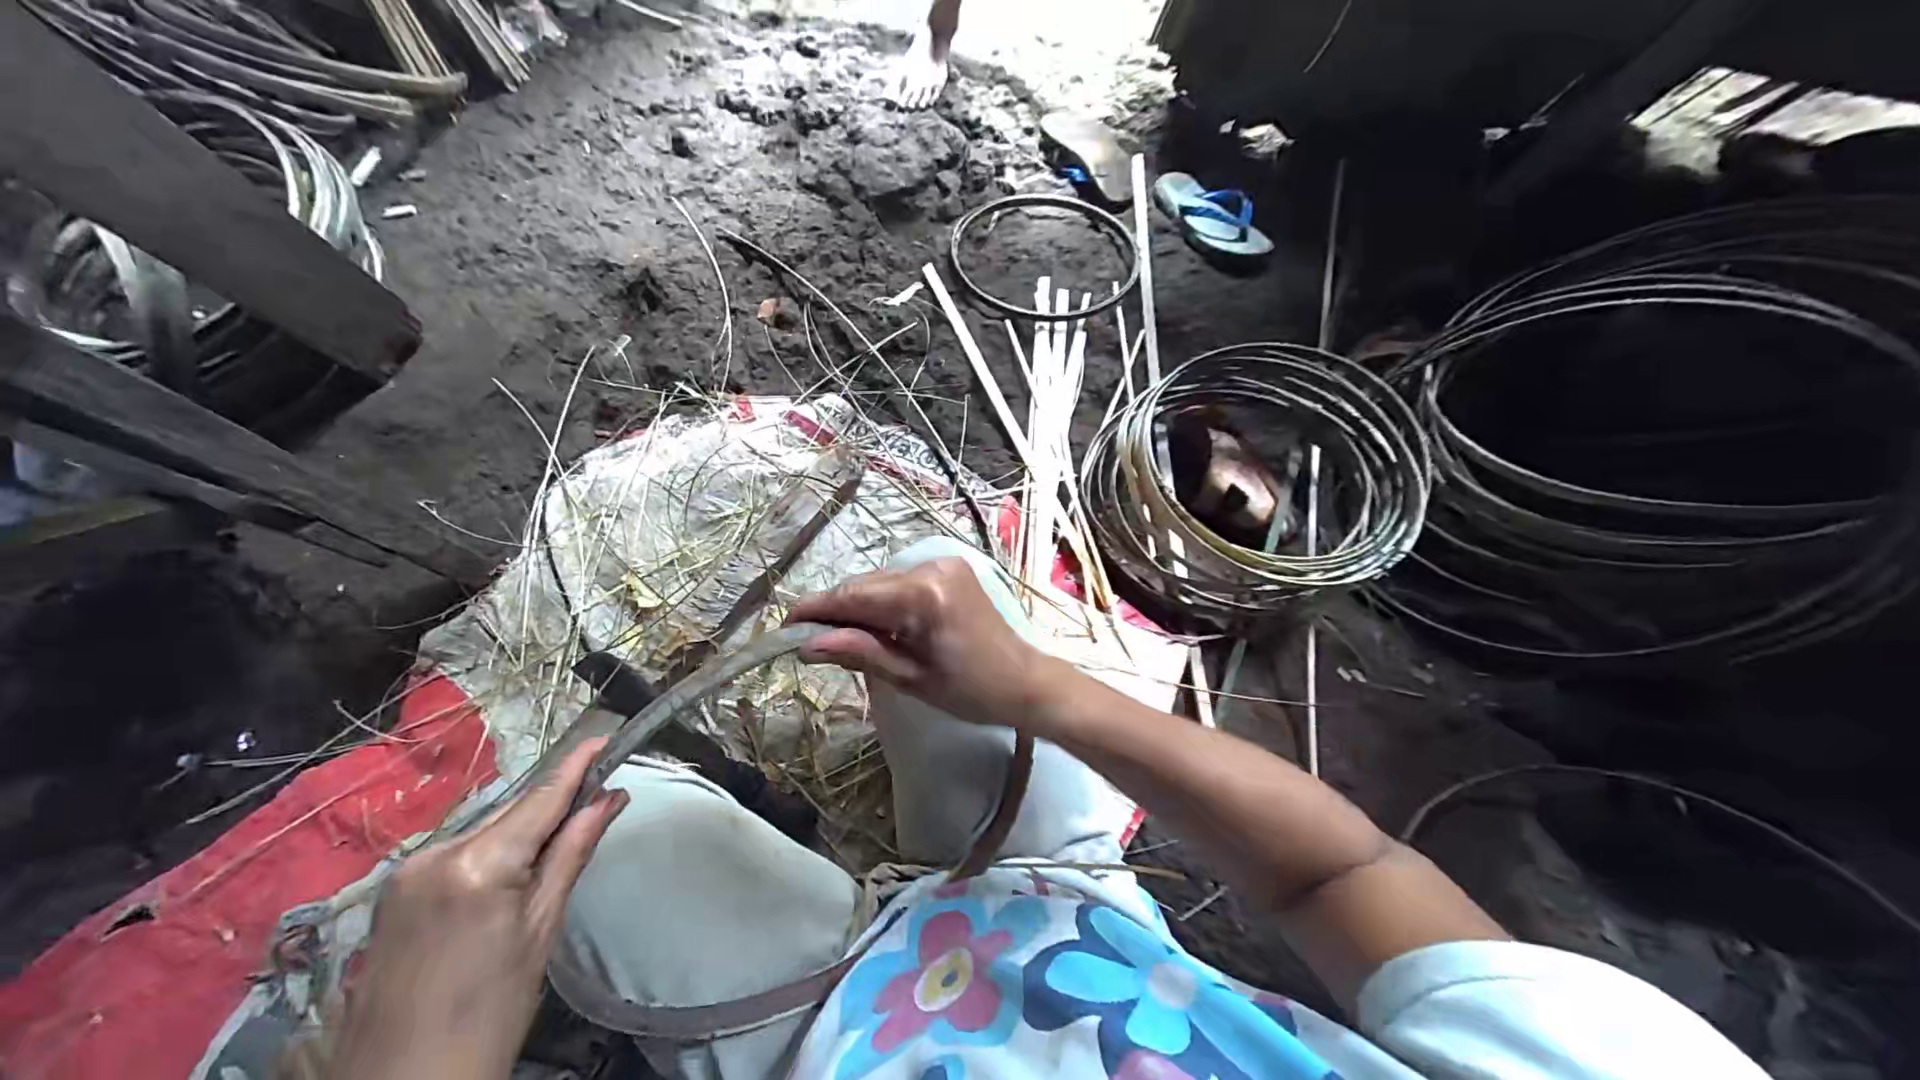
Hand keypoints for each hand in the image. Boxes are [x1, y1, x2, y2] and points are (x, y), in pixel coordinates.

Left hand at [325, 739, 628, 1079]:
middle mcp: (434, 854)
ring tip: (562, 840)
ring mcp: (406, 872)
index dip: (577, 765)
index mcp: (476, 865)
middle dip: (554, 803)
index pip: (540, 798)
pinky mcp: (394, 892)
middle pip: (512, 812)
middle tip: (600, 797)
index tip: (605, 735)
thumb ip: (573, 853)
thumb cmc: (488, 1015)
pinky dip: (495, 849)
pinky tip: (515, 869)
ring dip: (525, 828)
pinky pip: (460, 851)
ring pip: (487, 829)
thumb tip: (610, 798)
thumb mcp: (541, 930)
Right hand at [787, 556, 1059, 726]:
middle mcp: (931, 568)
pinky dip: (881, 601)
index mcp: (924, 596)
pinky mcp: (949, 569)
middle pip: (863, 585)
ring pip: (879, 581)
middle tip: (810, 642)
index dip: (814, 611)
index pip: (853, 597)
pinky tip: (878, 627)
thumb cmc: (971, 691)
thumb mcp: (910, 677)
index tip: (784, 629)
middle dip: (834, 611)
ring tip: (844, 640)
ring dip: (857, 606)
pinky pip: (899, 581)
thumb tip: (806, 645)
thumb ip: (859, 653)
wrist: (1025, 681)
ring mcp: (942, 564)